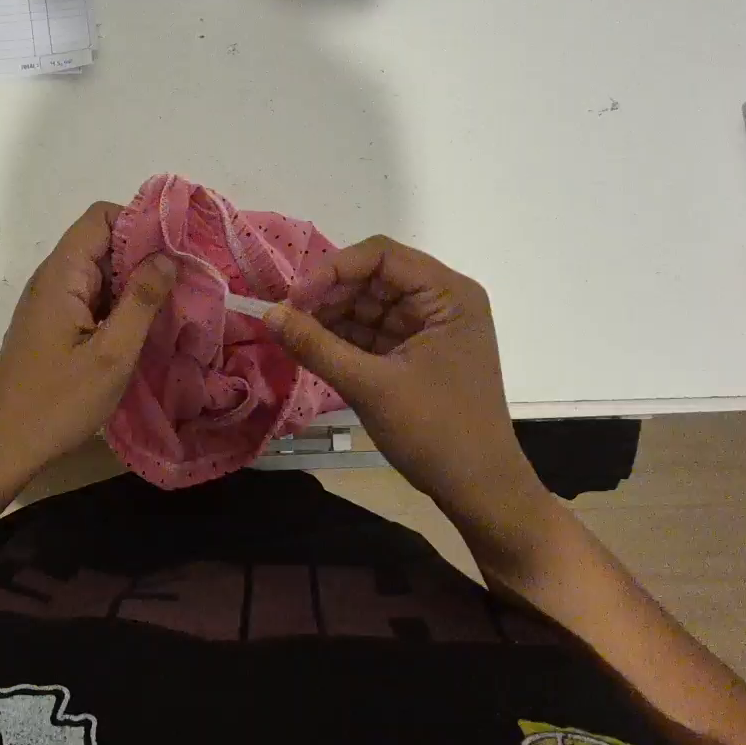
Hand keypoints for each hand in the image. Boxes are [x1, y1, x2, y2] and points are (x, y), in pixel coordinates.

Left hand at [0, 202, 176, 501]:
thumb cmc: (58, 403)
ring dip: (134, 286)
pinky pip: (91, 301)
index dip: (141, 224)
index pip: (101, 217)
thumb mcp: (111, 355)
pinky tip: (143, 331)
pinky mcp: (52, 327)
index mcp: (61, 276)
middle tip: (185, 285)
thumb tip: (167, 257)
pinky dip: (118, 308)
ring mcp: (50, 305)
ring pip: (100, 275)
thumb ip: (141, 302)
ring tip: (172, 309)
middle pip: (102, 243)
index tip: (178, 252)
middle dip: (144, 257)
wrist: (7, 445)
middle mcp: (52, 280)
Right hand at [264, 236, 548, 528]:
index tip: (293, 300)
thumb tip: (267, 314)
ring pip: (368, 306)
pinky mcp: (415, 355)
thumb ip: (316, 346)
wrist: (478, 487)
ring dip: (330, 318)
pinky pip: (371, 334)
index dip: (332, 270)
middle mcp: (441, 302)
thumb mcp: (369, 386)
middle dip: (328, 295)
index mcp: (448, 295)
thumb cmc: (435, 430)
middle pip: (373, 278)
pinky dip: (341, 340)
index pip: (381, 256)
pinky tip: (310, 349)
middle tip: (286, 320)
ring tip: (292, 337)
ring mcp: (428, 329)